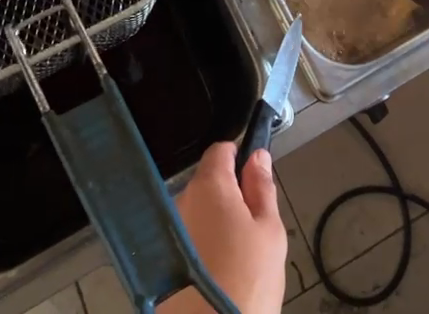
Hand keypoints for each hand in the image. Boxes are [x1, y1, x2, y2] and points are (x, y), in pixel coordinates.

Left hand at [160, 141, 286, 313]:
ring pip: (196, 210)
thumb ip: (262, 188)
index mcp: (209, 186)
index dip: (239, 157)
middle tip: (251, 225)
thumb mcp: (269, 230)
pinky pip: (185, 235)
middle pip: (207, 182)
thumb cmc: (250, 277)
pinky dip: (199, 242)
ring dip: (212, 219)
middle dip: (228, 194)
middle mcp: (181, 199)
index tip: (254, 179)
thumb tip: (257, 155)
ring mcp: (168, 228)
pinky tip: (215, 267)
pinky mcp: (160, 255)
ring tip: (235, 253)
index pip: (220, 150)